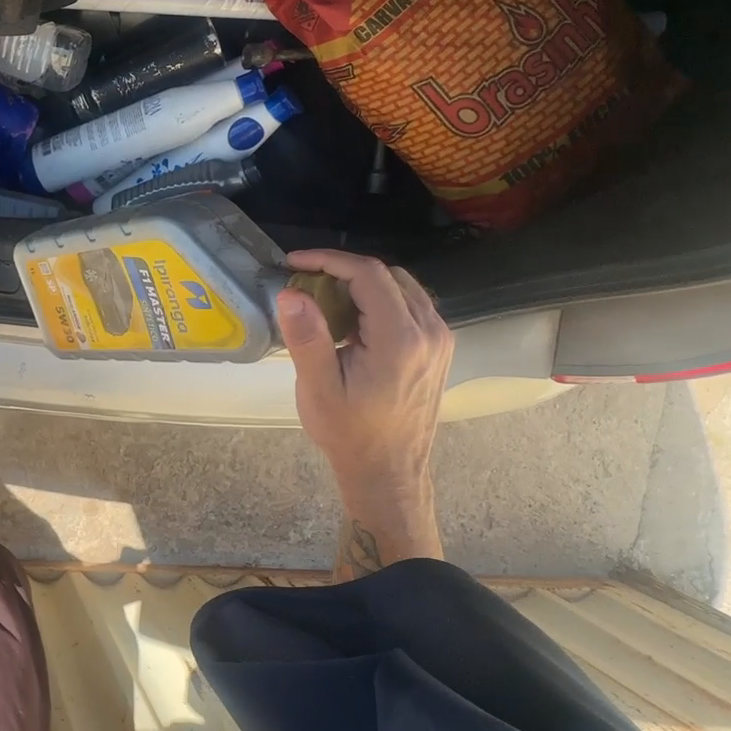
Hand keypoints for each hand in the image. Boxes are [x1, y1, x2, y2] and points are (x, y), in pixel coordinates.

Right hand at [276, 249, 452, 575]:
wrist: (389, 471)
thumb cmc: (349, 432)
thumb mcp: (319, 388)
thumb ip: (308, 337)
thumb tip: (290, 293)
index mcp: (401, 338)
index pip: (369, 274)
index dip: (329, 260)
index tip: (293, 263)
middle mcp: (430, 331)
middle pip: (388, 275)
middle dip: (343, 268)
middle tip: (304, 280)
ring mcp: (440, 340)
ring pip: (403, 287)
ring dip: (362, 282)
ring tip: (324, 295)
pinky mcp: (438, 349)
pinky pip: (411, 305)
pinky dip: (379, 298)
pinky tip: (352, 317)